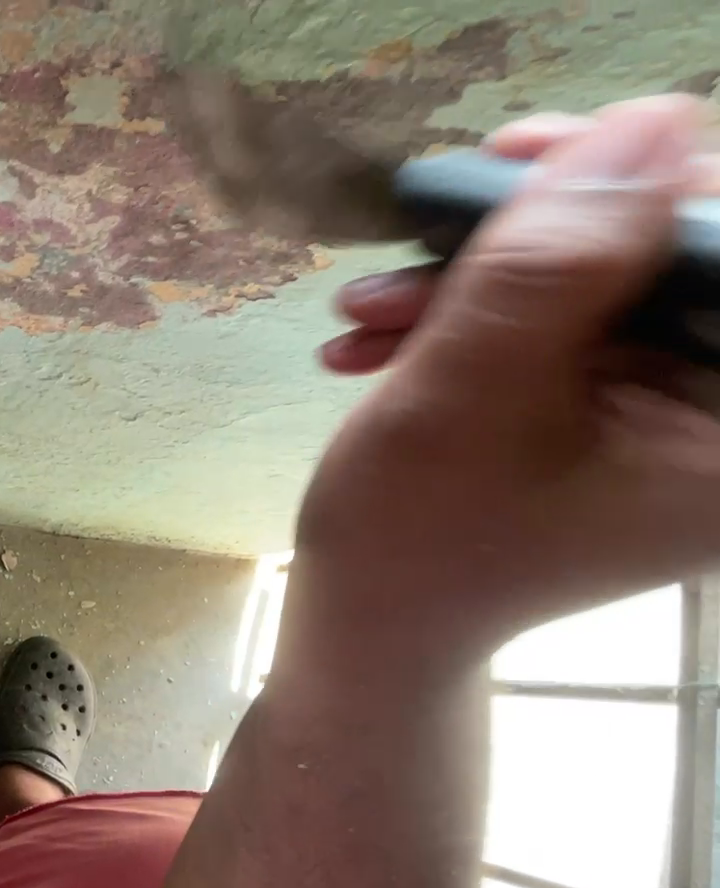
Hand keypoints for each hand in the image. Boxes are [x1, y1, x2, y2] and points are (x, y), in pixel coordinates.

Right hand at [287, 95, 719, 664]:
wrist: (364, 623)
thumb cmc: (408, 538)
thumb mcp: (460, 400)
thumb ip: (543, 272)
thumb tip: (637, 123)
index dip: (648, 181)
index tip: (522, 154)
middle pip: (662, 264)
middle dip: (522, 246)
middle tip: (423, 229)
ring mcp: (669, 416)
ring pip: (590, 294)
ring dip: (466, 289)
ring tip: (359, 312)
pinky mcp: (604, 418)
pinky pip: (550, 337)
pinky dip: (459, 328)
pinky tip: (375, 344)